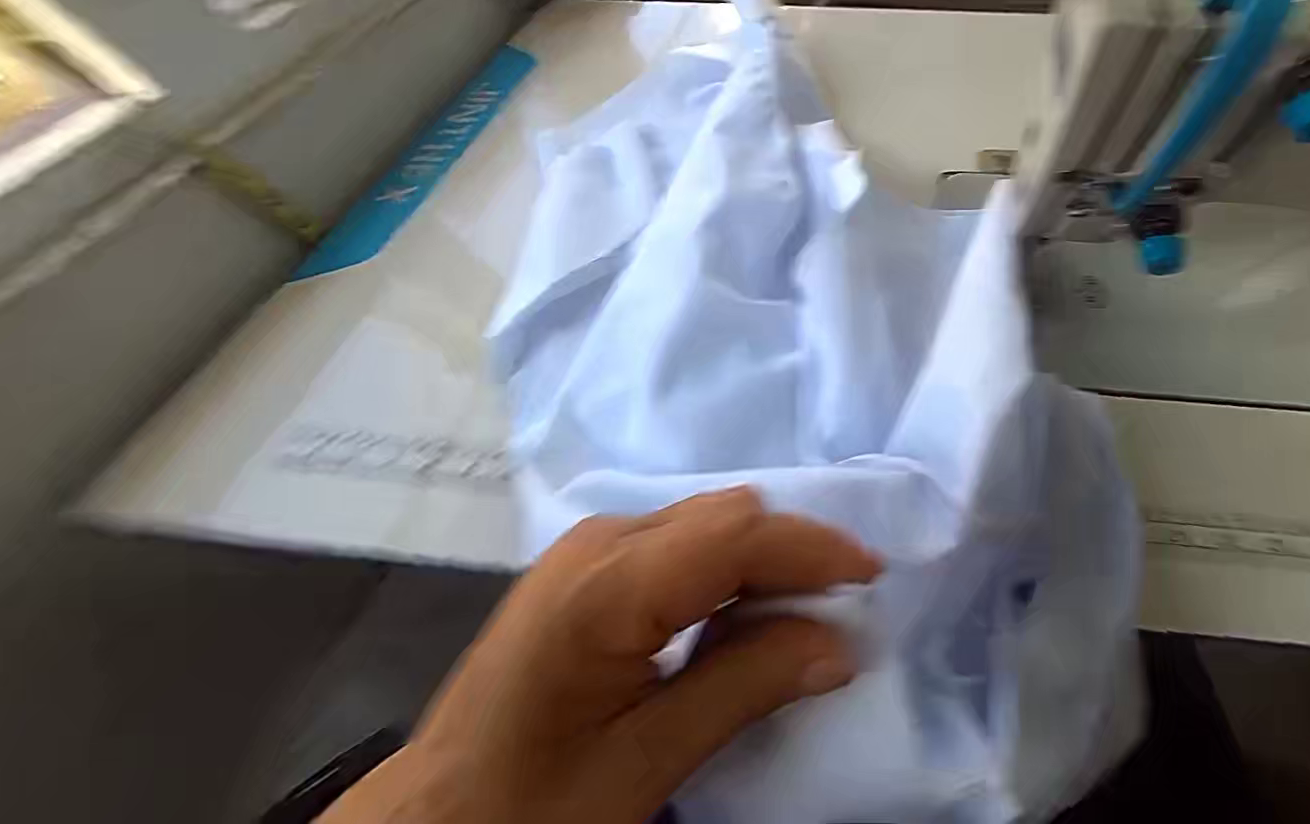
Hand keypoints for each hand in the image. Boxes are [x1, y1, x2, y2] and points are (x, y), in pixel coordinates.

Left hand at [321, 487, 881, 823]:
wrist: (439, 807)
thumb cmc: (538, 799)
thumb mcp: (649, 759)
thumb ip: (744, 686)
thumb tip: (835, 643)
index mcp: (608, 584)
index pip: (730, 535)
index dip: (807, 544)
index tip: (869, 570)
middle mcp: (598, 539)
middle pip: (718, 514)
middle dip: (788, 546)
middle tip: (841, 598)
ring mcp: (586, 543)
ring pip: (698, 518)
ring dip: (756, 551)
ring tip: (804, 602)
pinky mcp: (583, 560)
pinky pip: (672, 538)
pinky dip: (719, 560)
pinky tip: (738, 603)